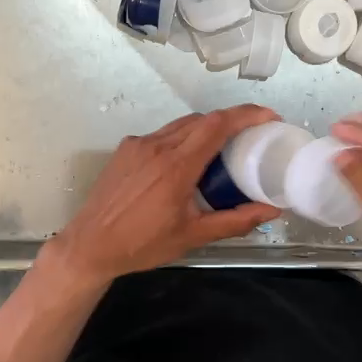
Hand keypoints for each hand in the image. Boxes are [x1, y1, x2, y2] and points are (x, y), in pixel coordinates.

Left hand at [45, 106, 282, 284]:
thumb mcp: (193, 236)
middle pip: (203, 120)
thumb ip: (235, 221)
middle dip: (231, 122)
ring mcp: (138, 145)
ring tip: (221, 151)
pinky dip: (182, 141)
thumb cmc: (143, 244)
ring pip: (181, 126)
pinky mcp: (125, 149)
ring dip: (205, 131)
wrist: (90, 246)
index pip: (217, 125)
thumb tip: (271, 210)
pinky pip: (162, 135)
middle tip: (251, 138)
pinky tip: (186, 164)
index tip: (269, 118)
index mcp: (177, 167)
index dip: (247, 115)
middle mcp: (157, 147)